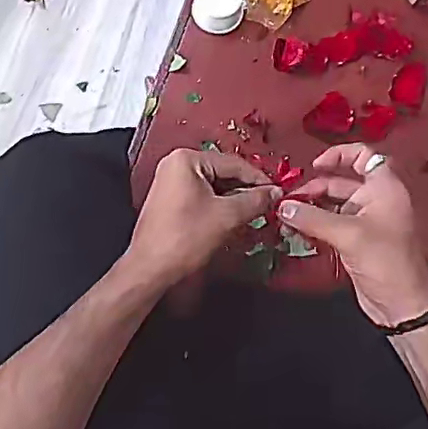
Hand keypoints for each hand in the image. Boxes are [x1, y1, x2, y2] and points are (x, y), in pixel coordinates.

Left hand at [125, 149, 280, 289]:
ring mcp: (171, 181)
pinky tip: (234, 217)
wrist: (149, 269)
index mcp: (187, 159)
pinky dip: (220, 204)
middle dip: (246, 190)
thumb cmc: (184, 238)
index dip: (259, 179)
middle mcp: (176, 163)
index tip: (277, 192)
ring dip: (234, 199)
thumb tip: (275, 192)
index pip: (234, 163)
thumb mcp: (226, 216)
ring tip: (255, 213)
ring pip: (214, 185)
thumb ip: (254, 200)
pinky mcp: (170, 198)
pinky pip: (203, 194)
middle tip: (269, 204)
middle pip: (223, 172)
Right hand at [281, 144, 427, 325]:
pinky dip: (315, 223)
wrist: (401, 304)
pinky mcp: (356, 240)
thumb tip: (284, 207)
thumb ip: (313, 218)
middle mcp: (376, 199)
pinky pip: (332, 223)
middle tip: (290, 198)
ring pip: (334, 203)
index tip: (315, 165)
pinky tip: (296, 229)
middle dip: (316, 186)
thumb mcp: (349, 234)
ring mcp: (366, 220)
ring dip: (311, 207)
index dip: (340, 155)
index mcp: (384, 188)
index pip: (364, 156)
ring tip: (287, 214)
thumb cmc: (385, 261)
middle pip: (342, 180)